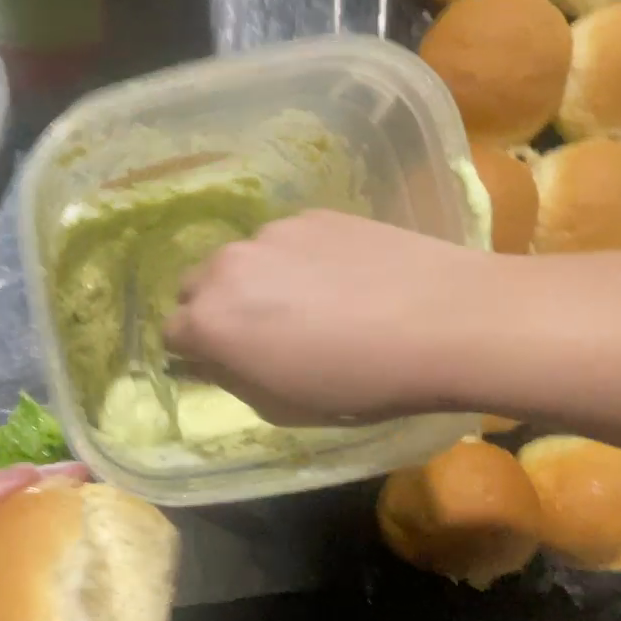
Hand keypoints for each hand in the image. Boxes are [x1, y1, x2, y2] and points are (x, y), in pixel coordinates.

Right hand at [164, 211, 492, 425]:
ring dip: (254, 280)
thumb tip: (217, 358)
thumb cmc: (356, 383)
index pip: (172, 333)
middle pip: (196, 287)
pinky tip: (341, 279)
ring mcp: (269, 234)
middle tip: (260, 331)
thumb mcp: (280, 406)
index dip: (196, 350)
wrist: (447, 322)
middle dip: (214, 309)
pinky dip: (294, 259)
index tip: (226, 361)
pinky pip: (283, 240)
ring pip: (241, 260)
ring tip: (307, 301)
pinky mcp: (313, 214)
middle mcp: (225, 268)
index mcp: (208, 321)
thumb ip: (232, 378)